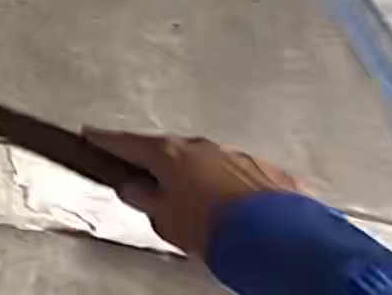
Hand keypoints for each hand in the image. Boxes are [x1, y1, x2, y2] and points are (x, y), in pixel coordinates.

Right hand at [84, 129, 302, 257]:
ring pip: (208, 163)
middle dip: (160, 166)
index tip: (89, 138)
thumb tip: (132, 189)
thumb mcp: (168, 222)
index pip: (119, 141)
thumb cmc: (222, 233)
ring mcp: (240, 158)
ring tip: (206, 204)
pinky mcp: (278, 177)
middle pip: (166, 152)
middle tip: (156, 186)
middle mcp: (197, 146)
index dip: (101, 142)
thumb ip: (143, 199)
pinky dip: (238, 188)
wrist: (302, 253)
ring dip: (201, 177)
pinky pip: (247, 177)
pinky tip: (244, 208)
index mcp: (163, 151)